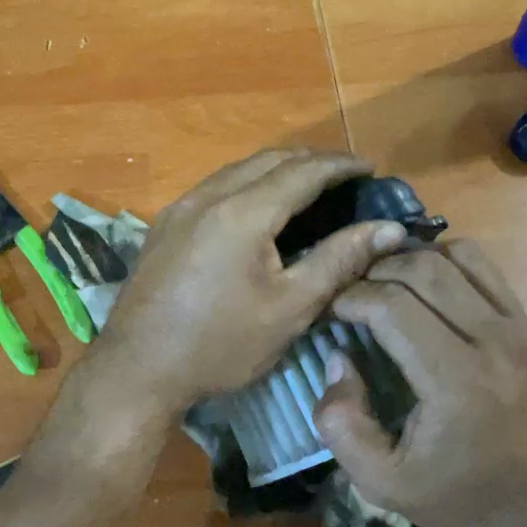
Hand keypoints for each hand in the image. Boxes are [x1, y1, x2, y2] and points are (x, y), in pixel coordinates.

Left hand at [94, 149, 407, 413]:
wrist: (138, 367)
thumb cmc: (220, 343)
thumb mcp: (290, 307)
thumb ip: (340, 261)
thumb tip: (388, 228)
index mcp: (243, 210)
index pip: (304, 170)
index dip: (342, 166)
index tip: (372, 169)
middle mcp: (208, 195)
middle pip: (269, 159)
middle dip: (312, 161)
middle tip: (346, 179)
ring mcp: (180, 208)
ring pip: (237, 170)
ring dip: (277, 170)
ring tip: (308, 189)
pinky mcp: (164, 226)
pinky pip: (215, 187)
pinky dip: (247, 185)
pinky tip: (258, 210)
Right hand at [313, 240, 526, 526]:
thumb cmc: (453, 492)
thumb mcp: (380, 481)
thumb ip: (340, 424)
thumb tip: (337, 358)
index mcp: (455, 383)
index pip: (393, 307)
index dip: (350, 299)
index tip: (330, 312)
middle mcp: (492, 343)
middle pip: (422, 270)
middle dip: (375, 273)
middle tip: (351, 295)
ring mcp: (518, 328)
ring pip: (456, 257)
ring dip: (411, 261)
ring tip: (385, 285)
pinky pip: (483, 266)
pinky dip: (445, 262)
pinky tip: (424, 288)